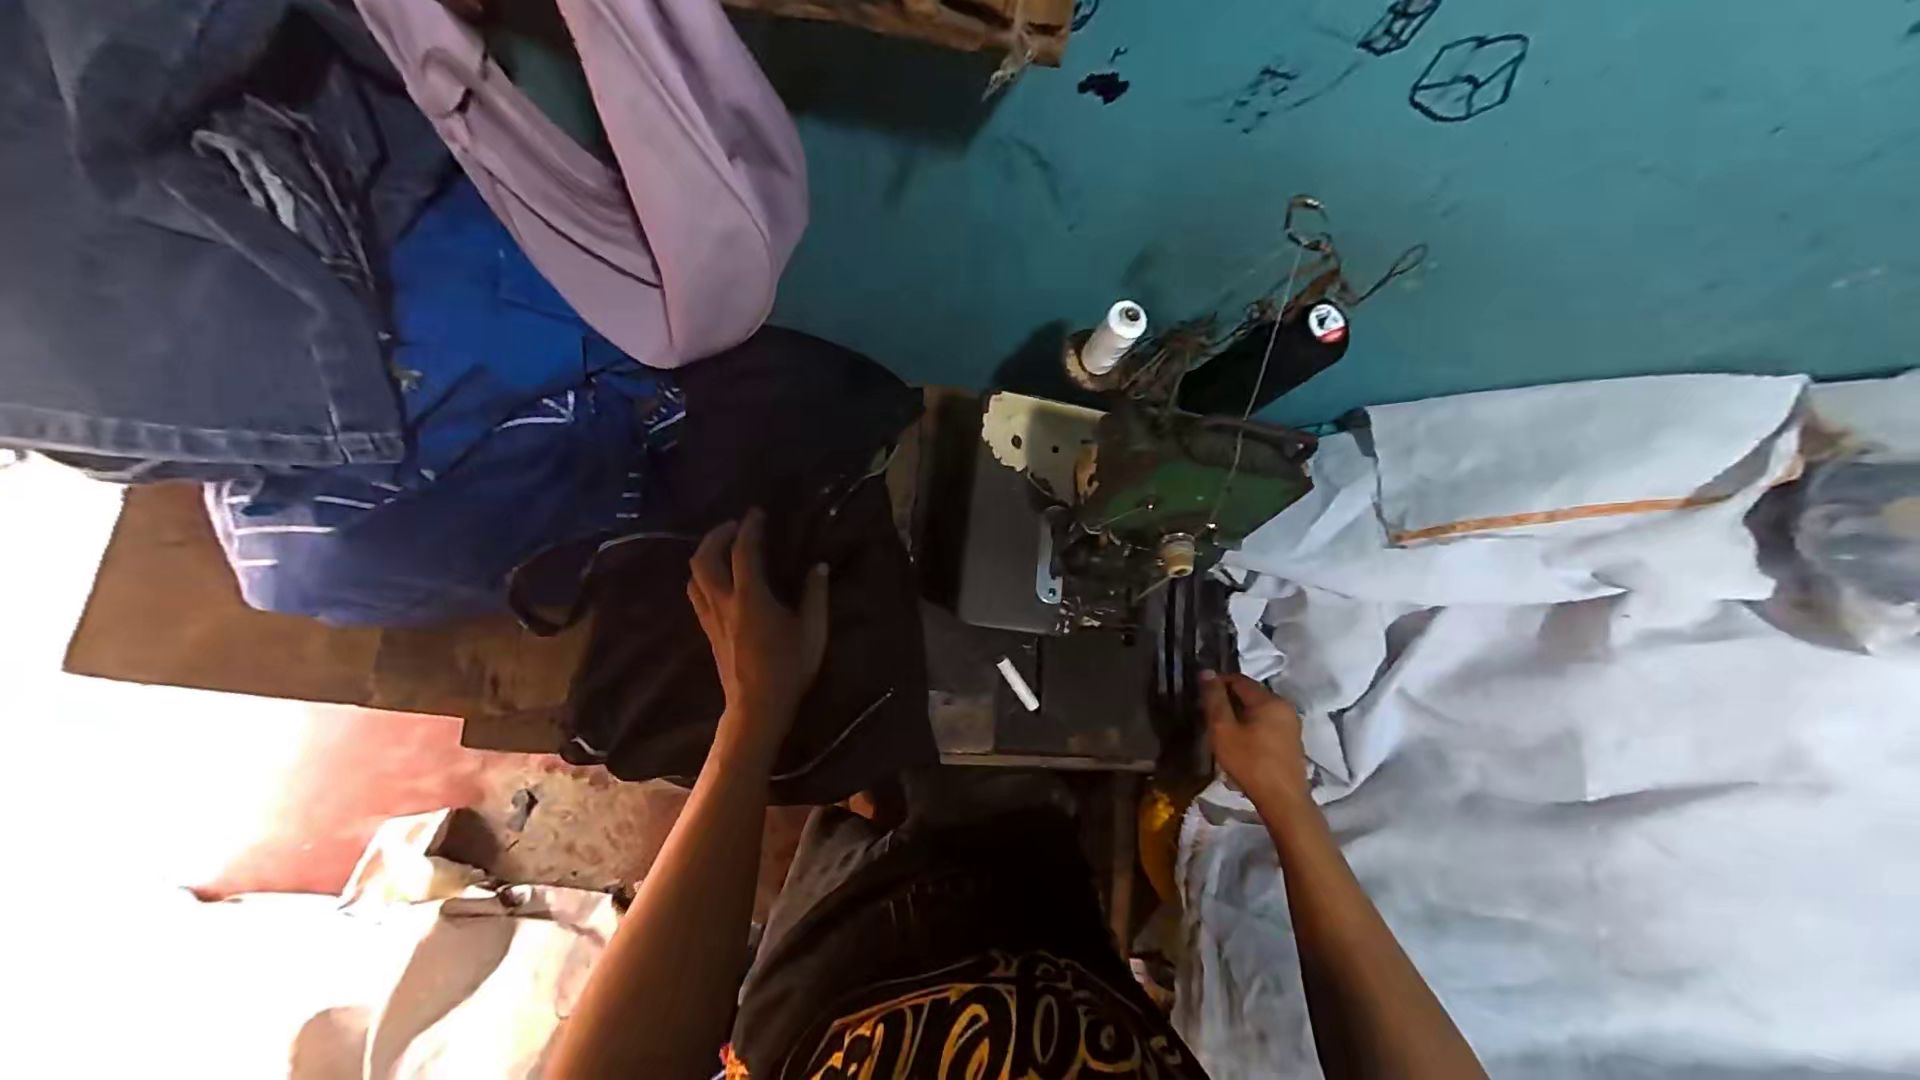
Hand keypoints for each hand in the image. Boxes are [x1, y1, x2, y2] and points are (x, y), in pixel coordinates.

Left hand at [688, 509, 829, 765]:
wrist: (757, 707)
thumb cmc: (789, 669)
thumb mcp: (813, 631)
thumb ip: (815, 595)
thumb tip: (819, 566)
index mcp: (751, 598)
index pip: (744, 551)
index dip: (750, 527)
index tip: (758, 512)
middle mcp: (724, 602)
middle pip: (704, 558)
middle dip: (716, 535)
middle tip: (735, 526)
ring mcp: (711, 617)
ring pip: (694, 576)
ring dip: (705, 554)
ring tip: (724, 547)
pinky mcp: (707, 631)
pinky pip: (696, 593)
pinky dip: (703, 576)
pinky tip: (719, 579)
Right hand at [1200, 671, 1309, 807]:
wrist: (1283, 801)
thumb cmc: (1250, 762)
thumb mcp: (1223, 729)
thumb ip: (1214, 699)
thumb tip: (1207, 672)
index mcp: (1269, 700)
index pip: (1238, 679)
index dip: (1217, 683)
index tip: (1200, 696)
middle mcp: (1284, 706)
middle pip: (1250, 693)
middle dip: (1227, 699)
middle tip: (1208, 714)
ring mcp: (1291, 724)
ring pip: (1258, 709)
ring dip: (1238, 714)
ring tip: (1221, 729)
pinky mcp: (1291, 740)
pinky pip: (1266, 722)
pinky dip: (1251, 725)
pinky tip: (1240, 742)